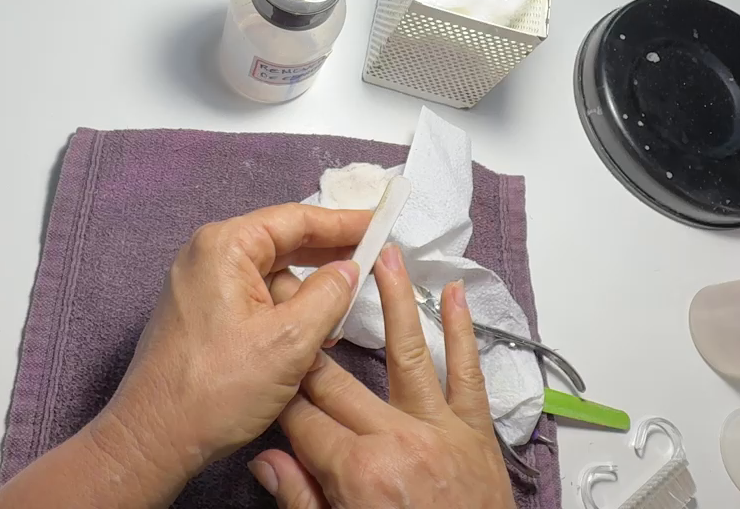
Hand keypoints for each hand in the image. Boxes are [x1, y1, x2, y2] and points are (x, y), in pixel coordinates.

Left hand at [98, 203, 370, 488]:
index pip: (296, 219)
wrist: (153, 440)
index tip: (377, 221)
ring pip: (271, 274)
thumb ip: (328, 296)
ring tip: (331, 327)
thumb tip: (350, 268)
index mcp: (225, 245)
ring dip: (304, 296)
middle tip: (370, 260)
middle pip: (282, 243)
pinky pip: (253, 296)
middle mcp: (209, 253)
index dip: (342, 222)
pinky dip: (282, 312)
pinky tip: (304, 339)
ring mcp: (202, 281)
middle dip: (326, 259)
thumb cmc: (214, 390)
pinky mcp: (201, 309)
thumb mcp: (288, 342)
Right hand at [252, 245, 517, 508]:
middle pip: (339, 382)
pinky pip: (470, 375)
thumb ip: (303, 501)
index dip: (278, 394)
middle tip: (291, 290)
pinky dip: (465, 331)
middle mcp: (399, 442)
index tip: (263, 360)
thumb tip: (264, 459)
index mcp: (360, 476)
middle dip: (310, 339)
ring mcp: (441, 432)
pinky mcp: (476, 434)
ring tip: (383, 256)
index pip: (303, 420)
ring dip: (393, 300)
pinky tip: (456, 293)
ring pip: (409, 352)